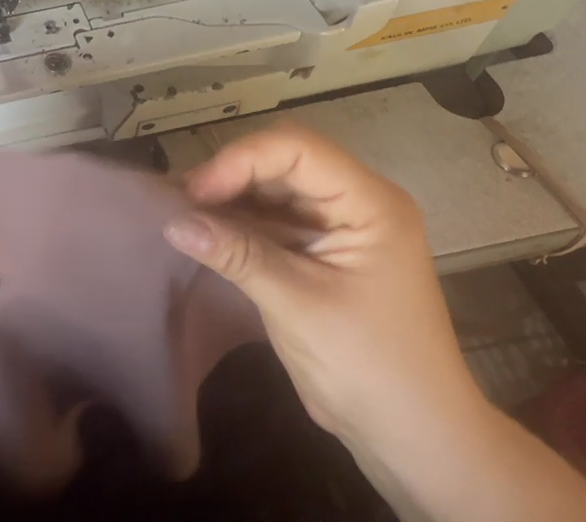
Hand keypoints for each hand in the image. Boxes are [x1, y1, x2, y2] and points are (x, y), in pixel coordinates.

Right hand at [163, 125, 585, 521]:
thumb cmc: (370, 365)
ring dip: (228, 198)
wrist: (413, 435)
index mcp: (370, 204)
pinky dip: (235, 222)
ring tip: (182, 214)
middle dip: (230, 174)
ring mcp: (337, 227)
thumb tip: (172, 222)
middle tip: (182, 202)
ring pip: (271, 188)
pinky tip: (202, 233)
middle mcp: (355, 202)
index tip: (195, 193)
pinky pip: (270, 219)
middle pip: (282, 160)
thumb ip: (237, 255)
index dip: (240, 160)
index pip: (296, 150)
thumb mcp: (299, 306)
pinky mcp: (317, 251)